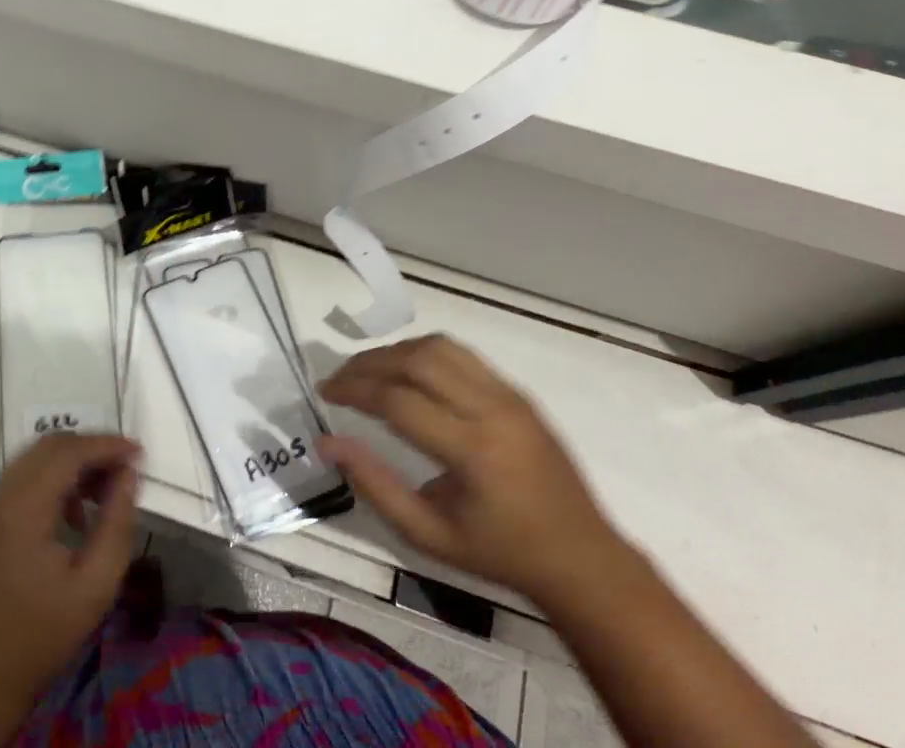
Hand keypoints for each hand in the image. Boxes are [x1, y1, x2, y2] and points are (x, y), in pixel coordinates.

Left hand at [0, 433, 141, 711]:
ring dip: (72, 466)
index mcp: (21, 507)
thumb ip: (116, 523)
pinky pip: (22, 481)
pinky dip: (52, 483)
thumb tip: (129, 477)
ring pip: (34, 461)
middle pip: (48, 447)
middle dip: (91, 450)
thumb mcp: (95, 585)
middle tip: (128, 470)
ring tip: (107, 495)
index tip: (140, 452)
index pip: (67, 452)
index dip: (107, 445)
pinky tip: (75, 517)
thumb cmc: (40, 636)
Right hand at [319, 335, 634, 605]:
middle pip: (417, 360)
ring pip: (441, 347)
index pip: (398, 401)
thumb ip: (374, 485)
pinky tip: (405, 374)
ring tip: (367, 372)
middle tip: (339, 379)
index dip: (353, 390)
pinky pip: (463, 356)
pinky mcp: (518, 394)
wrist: (580, 556)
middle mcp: (493, 411)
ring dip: (396, 351)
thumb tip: (327, 443)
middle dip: (368, 363)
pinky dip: (425, 354)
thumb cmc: (499, 553)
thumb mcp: (427, 534)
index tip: (324, 393)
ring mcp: (510, 397)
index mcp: (472, 451)